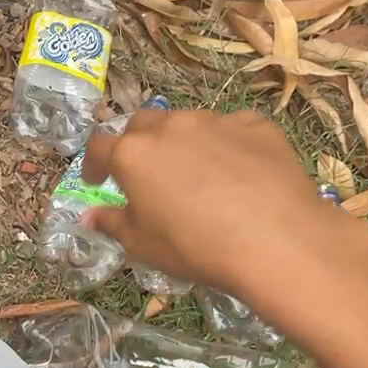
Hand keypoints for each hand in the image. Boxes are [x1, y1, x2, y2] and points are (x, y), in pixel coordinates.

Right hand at [82, 109, 367, 299]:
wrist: (277, 239)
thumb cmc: (194, 246)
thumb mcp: (142, 245)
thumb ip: (112, 224)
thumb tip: (90, 217)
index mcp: (133, 155)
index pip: (98, 147)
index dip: (92, 164)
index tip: (96, 182)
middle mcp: (170, 127)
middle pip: (142, 123)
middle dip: (135, 144)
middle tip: (143, 173)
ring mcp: (216, 121)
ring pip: (187, 123)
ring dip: (180, 143)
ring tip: (192, 173)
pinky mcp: (256, 125)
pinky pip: (229, 129)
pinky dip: (222, 146)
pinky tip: (234, 172)